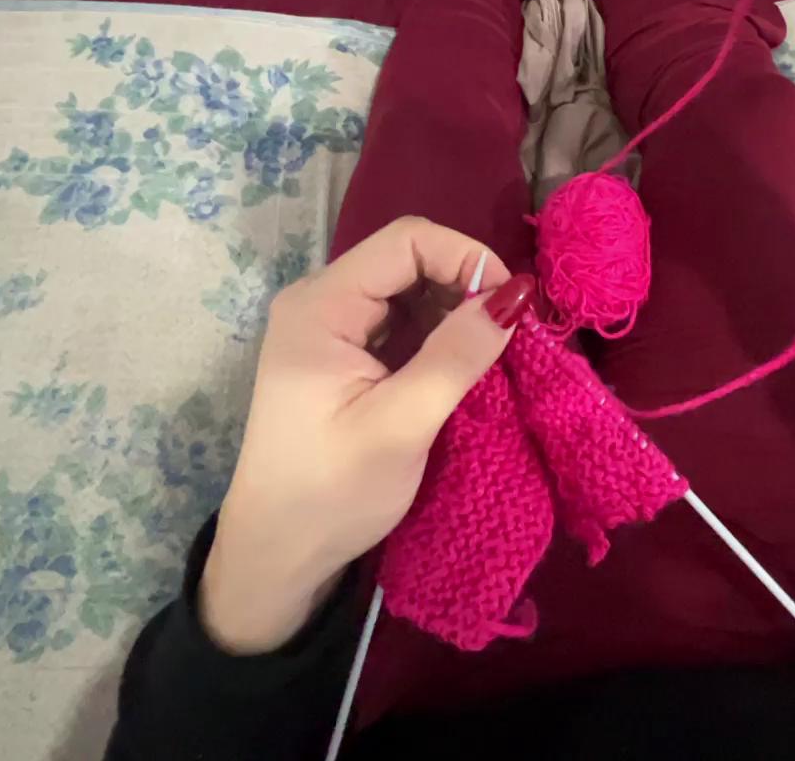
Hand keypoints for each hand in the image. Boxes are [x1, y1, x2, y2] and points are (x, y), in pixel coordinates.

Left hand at [200, 217, 534, 653]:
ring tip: (489, 348)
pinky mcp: (345, 351)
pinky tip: (461, 360)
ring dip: (455, 308)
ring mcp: (331, 325)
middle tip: (507, 330)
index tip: (510, 302)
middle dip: (464, 283)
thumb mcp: (403, 424)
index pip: (405, 241)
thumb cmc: (332, 493)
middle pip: (407, 257)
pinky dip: (438, 330)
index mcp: (321, 306)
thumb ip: (458, 354)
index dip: (466, 256)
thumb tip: (516, 295)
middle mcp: (321, 300)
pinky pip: (401, 318)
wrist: (278, 554)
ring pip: (408, 286)